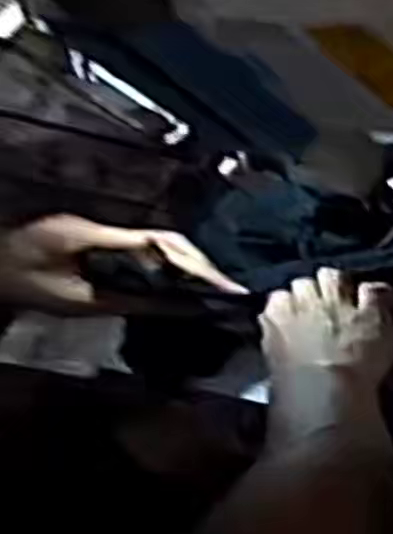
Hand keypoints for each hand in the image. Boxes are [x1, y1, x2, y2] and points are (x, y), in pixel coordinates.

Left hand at [0, 214, 244, 313]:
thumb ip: (143, 304)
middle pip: (166, 239)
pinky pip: (146, 248)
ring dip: (190, 266)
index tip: (228, 288)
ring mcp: (93, 229)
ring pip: (160, 243)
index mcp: (86, 234)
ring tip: (216, 289)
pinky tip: (188, 282)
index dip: (199, 264)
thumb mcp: (84, 302)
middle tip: (229, 292)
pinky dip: (173, 265)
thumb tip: (200, 308)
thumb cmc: (22, 287)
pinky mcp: (95, 237)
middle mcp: (93, 225)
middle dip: (202, 266)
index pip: (160, 241)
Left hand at [259, 268, 392, 392]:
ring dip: (306, 293)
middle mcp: (332, 301)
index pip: (375, 289)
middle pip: (332, 276)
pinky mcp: (272, 316)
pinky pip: (277, 300)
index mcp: (369, 311)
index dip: (377, 292)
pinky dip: (283, 306)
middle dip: (336, 284)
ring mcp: (298, 305)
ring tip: (312, 309)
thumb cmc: (365, 373)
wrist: (323, 387)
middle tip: (341, 300)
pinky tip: (289, 320)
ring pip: (301, 283)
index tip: (382, 299)